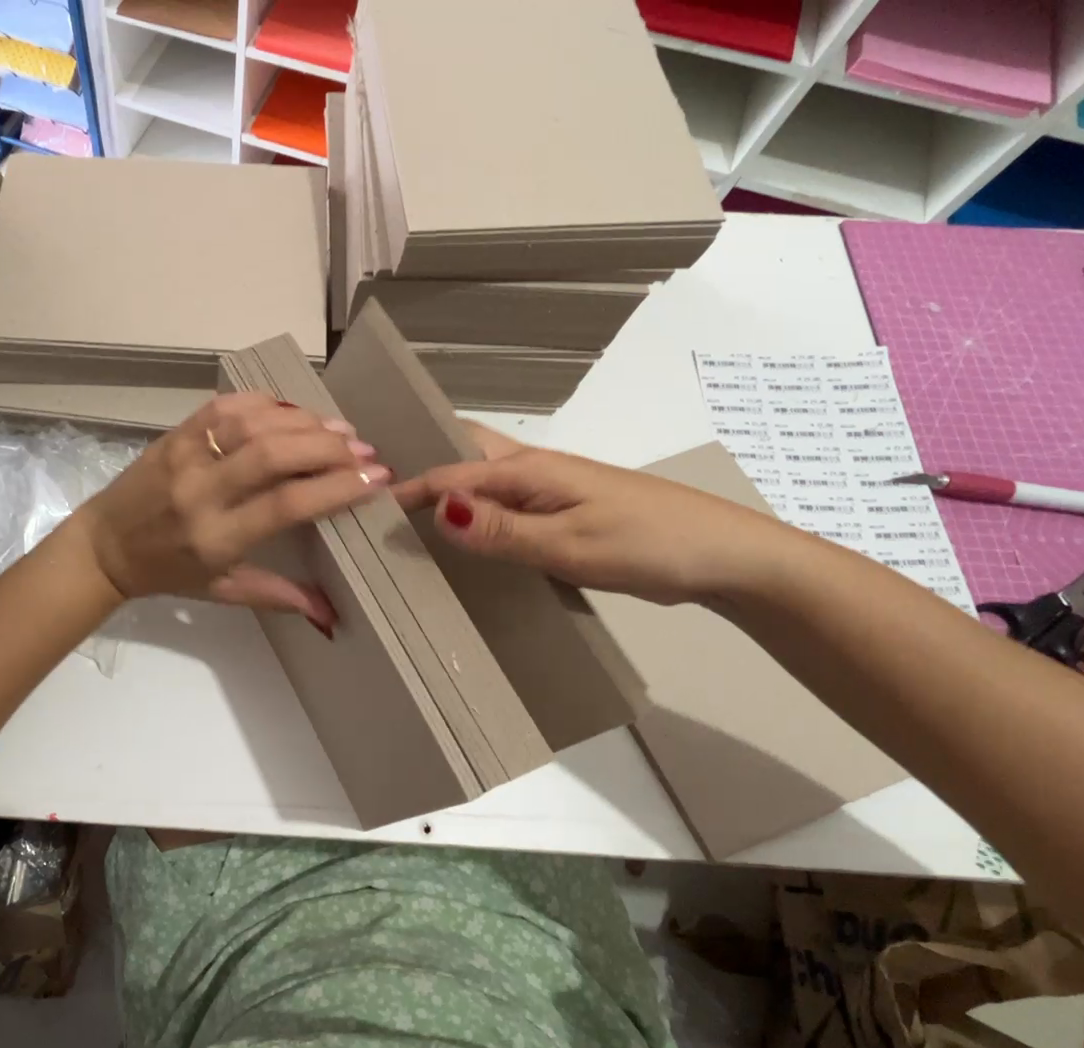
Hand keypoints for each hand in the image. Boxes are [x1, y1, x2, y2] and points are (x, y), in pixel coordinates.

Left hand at [72, 393, 389, 629]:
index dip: (336, 488)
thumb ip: (277, 595)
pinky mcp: (173, 434)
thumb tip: (331, 616)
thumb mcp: (222, 590)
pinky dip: (264, 403)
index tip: (376, 478)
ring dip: (301, 420)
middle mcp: (201, 492)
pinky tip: (292, 411)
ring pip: (250, 423)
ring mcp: (184, 457)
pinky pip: (224, 407)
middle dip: (326, 447)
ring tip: (338, 428)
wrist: (103, 547)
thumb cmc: (167, 573)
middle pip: (272, 454)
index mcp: (216, 537)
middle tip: (362, 449)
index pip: (286, 504)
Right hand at [392, 423, 793, 605]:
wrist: (724, 556)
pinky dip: (473, 514)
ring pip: (480, 480)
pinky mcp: (562, 512)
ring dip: (444, 491)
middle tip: (373, 493)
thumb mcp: (570, 544)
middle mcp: (532, 470)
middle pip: (462, 454)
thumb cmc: (648, 544)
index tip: (359, 503)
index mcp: (529, 469)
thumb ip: (503, 530)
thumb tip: (438, 511)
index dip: (405, 486)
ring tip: (402, 519)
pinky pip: (502, 506)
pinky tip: (461, 541)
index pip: (449, 473)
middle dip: (418, 463)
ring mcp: (549, 490)